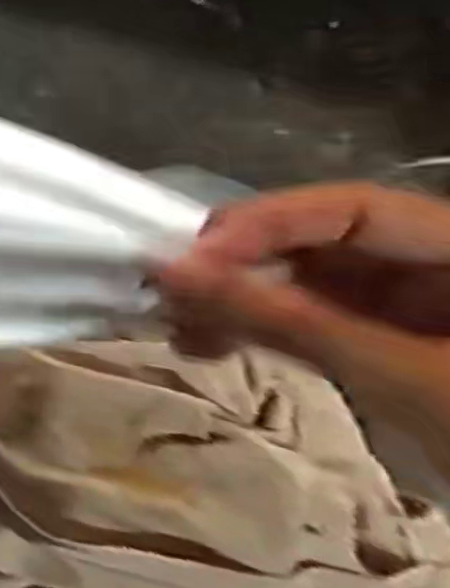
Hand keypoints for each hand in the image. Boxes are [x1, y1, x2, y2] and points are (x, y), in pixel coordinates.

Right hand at [157, 183, 449, 469]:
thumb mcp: (406, 378)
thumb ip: (286, 318)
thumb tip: (165, 269)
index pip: (351, 209)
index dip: (266, 222)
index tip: (193, 258)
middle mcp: (434, 265)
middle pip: (312, 243)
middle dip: (233, 266)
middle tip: (168, 290)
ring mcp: (409, 308)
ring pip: (295, 282)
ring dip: (228, 303)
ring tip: (178, 328)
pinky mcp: (383, 343)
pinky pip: (301, 320)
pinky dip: (251, 330)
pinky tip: (204, 346)